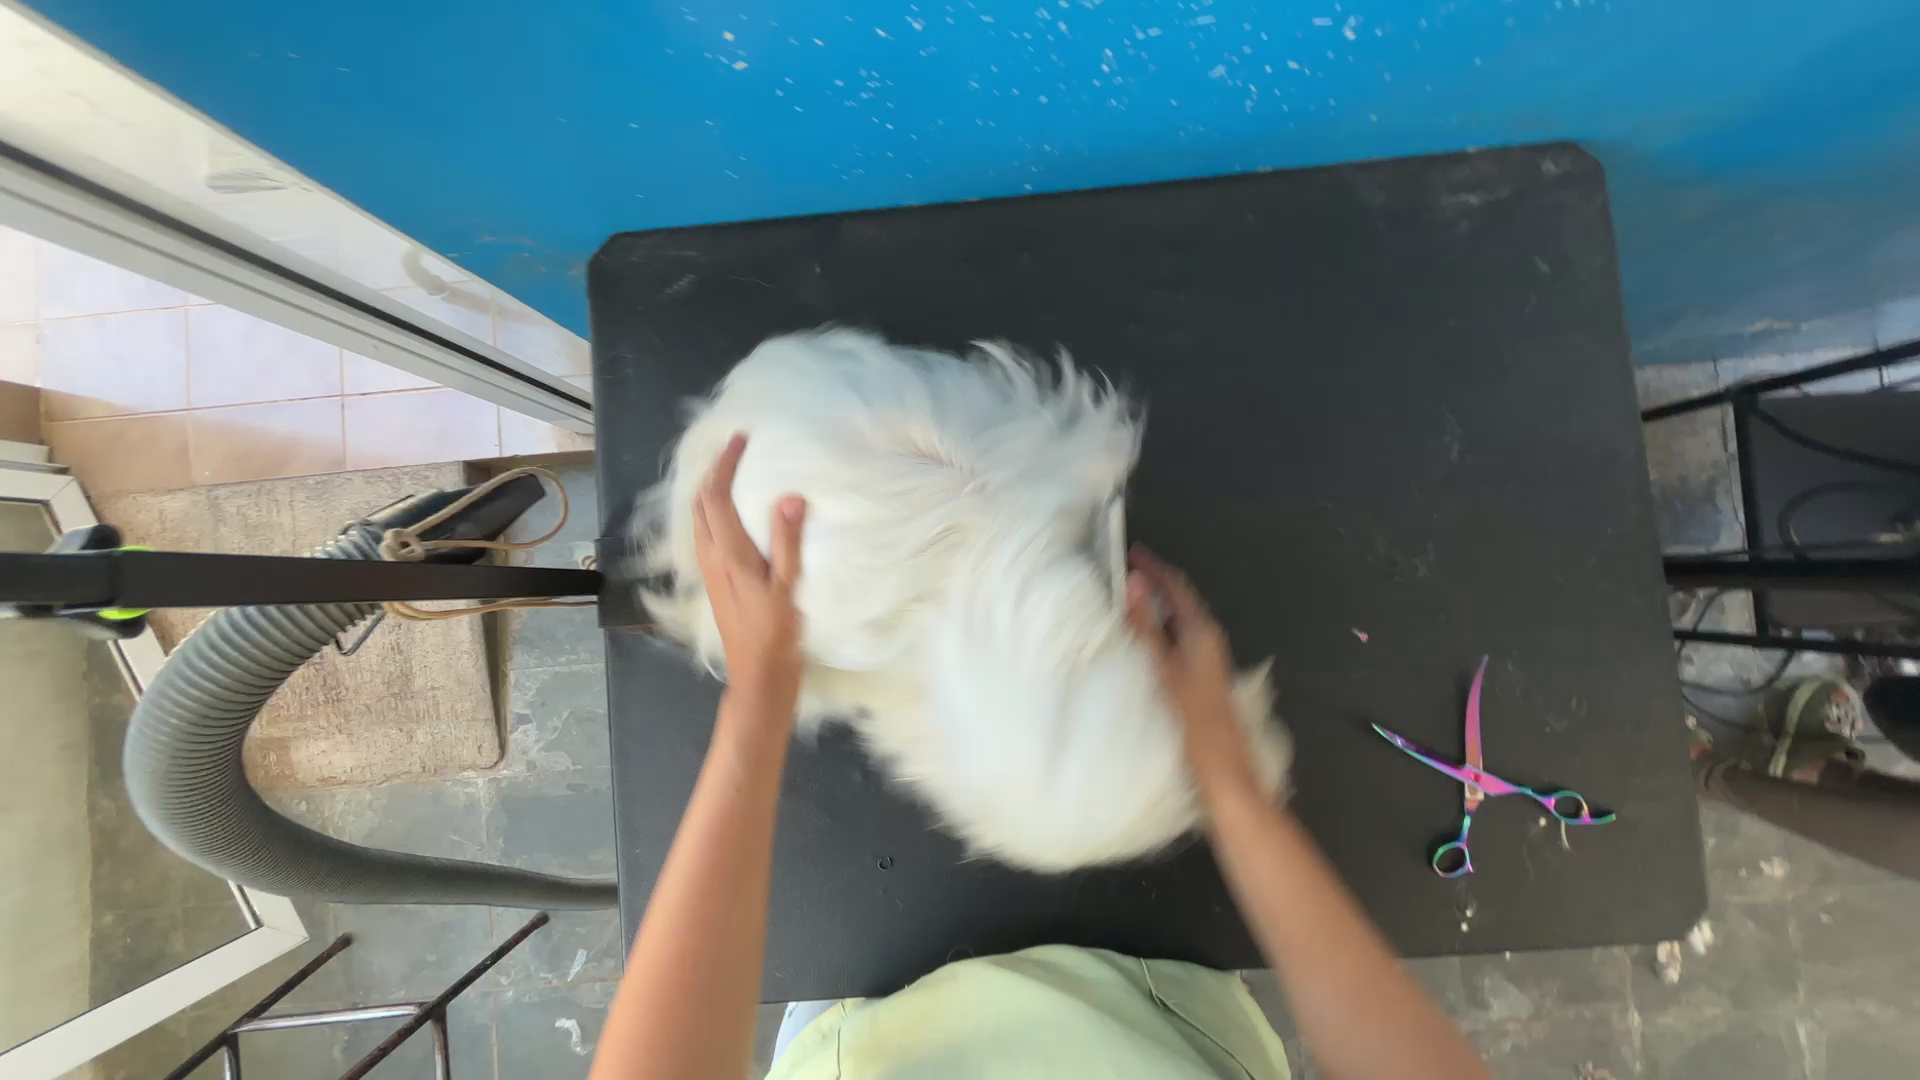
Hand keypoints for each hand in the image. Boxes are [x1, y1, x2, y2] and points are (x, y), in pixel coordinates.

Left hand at [693, 433, 806, 714]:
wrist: (757, 677)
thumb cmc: (776, 634)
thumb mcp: (788, 586)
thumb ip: (788, 541)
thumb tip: (789, 496)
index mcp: (728, 554)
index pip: (716, 497)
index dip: (724, 465)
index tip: (741, 440)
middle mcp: (711, 558)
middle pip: (700, 504)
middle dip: (713, 473)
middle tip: (737, 452)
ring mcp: (710, 572)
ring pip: (700, 520)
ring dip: (711, 492)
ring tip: (734, 476)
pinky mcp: (716, 583)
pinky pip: (707, 534)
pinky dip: (715, 513)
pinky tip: (735, 516)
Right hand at [1124, 544, 1254, 789]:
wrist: (1222, 769)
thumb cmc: (1192, 718)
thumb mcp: (1162, 667)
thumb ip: (1146, 626)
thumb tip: (1134, 582)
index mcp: (1202, 631)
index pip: (1177, 586)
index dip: (1154, 566)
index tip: (1130, 551)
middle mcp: (1208, 639)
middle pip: (1179, 600)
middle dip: (1153, 582)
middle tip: (1122, 571)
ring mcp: (1205, 658)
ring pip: (1176, 620)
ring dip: (1153, 606)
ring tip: (1124, 598)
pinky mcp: (1198, 675)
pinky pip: (1175, 639)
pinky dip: (1156, 628)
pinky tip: (1138, 638)